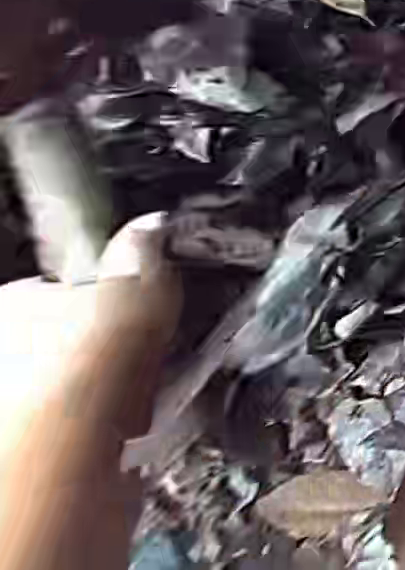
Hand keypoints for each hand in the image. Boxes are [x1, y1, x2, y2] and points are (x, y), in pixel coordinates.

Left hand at [0, 214, 178, 569]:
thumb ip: (142, 248)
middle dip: (86, 336)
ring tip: (136, 378)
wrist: (75, 417)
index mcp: (11, 301)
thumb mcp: (140, 280)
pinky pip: (60, 403)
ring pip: (52, 369)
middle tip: (135, 340)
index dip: (82, 292)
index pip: (40, 289)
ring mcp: (6, 386)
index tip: (121, 301)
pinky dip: (91, 403)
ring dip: (92, 372)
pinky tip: (122, 406)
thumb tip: (153, 220)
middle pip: (45, 330)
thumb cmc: (103, 338)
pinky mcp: (22, 421)